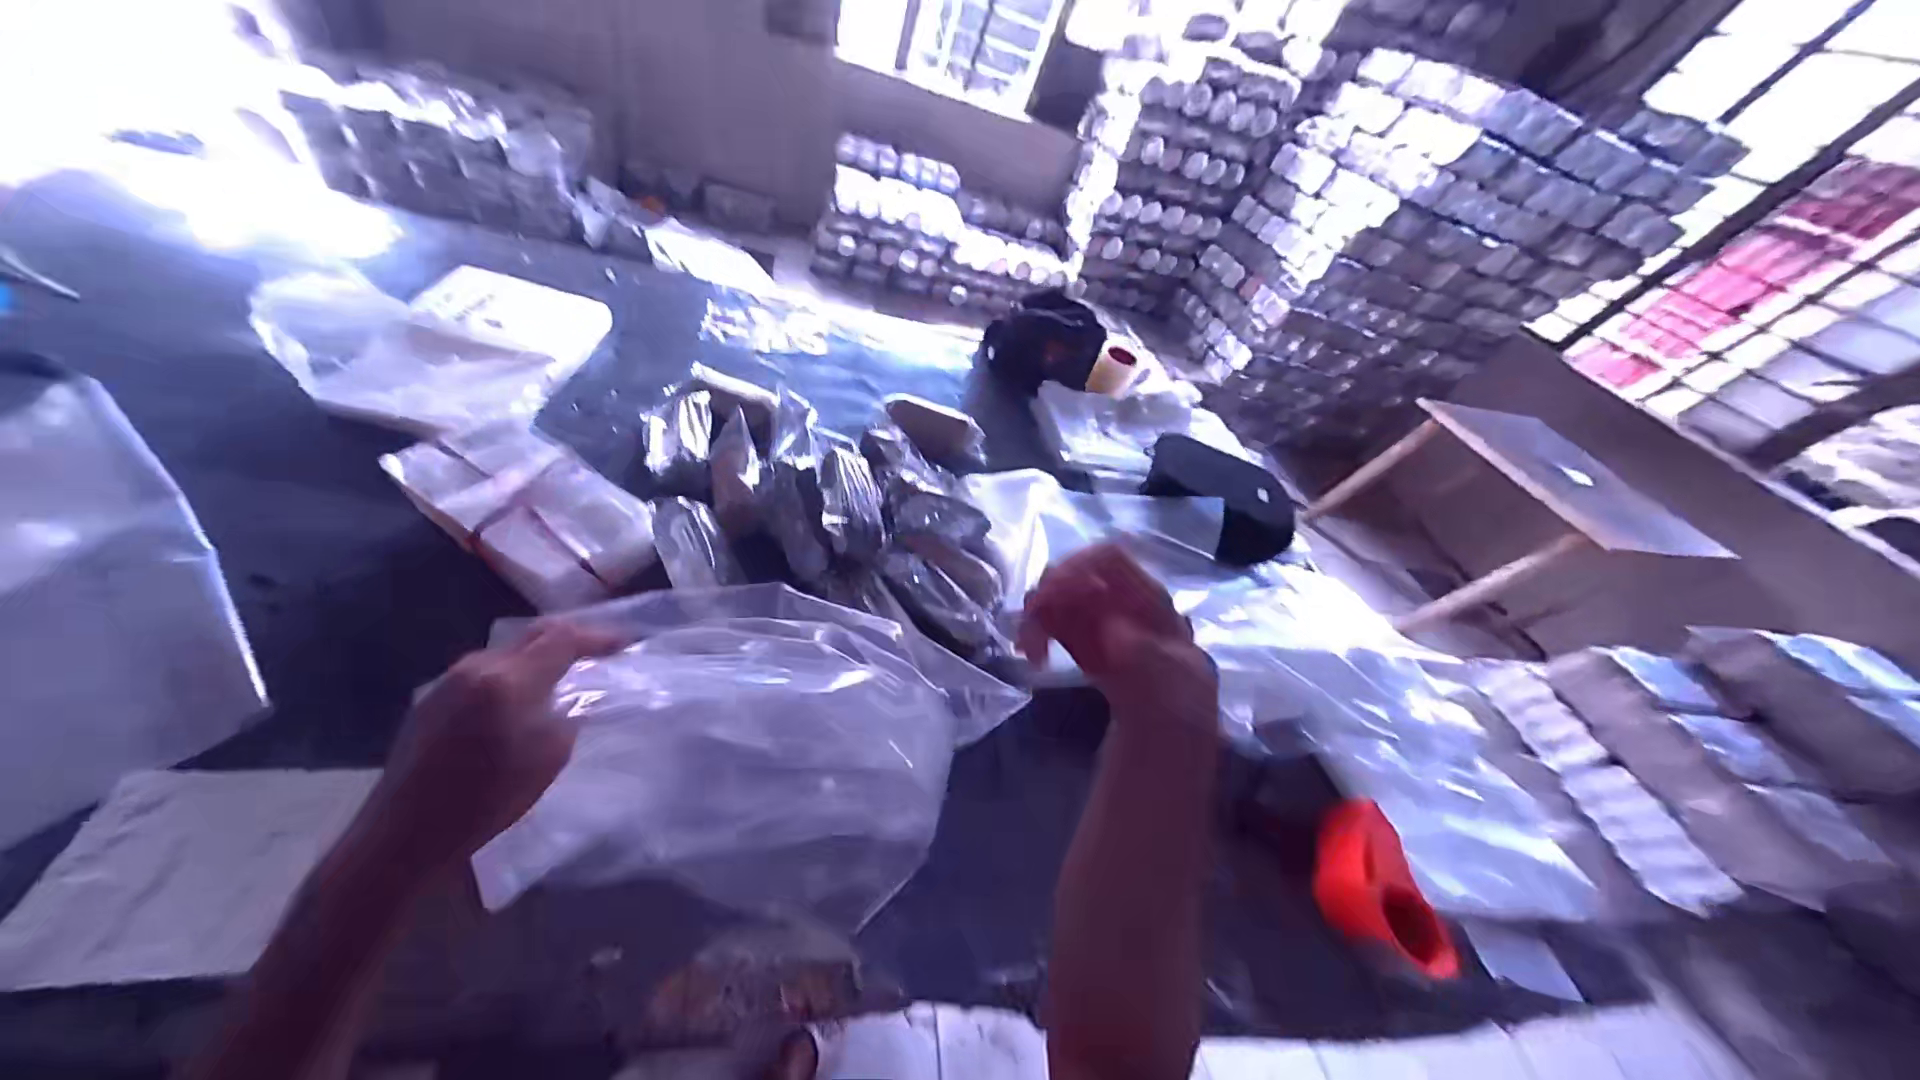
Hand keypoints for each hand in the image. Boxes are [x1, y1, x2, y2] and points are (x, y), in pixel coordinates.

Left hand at [366, 620, 621, 872]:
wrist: (403, 837)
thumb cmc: (487, 799)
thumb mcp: (550, 755)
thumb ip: (568, 713)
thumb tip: (574, 697)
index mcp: (510, 679)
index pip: (564, 637)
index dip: (600, 636)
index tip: (626, 644)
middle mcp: (477, 668)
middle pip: (535, 635)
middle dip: (572, 639)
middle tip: (600, 652)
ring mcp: (449, 680)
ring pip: (510, 652)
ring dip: (540, 657)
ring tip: (563, 676)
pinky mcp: (432, 699)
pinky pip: (486, 671)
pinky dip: (514, 674)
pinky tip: (521, 699)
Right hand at [1018, 543, 1216, 734]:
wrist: (1172, 753)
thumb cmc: (1178, 712)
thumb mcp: (1167, 680)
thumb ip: (1140, 650)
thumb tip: (1109, 627)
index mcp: (1149, 601)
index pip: (1109, 561)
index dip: (1078, 568)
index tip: (1055, 597)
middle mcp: (1121, 604)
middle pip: (1075, 576)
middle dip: (1048, 596)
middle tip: (1032, 627)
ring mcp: (1101, 625)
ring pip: (1057, 600)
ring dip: (1036, 617)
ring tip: (1029, 650)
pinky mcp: (1083, 647)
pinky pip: (1052, 626)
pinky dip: (1037, 634)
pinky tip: (1033, 656)